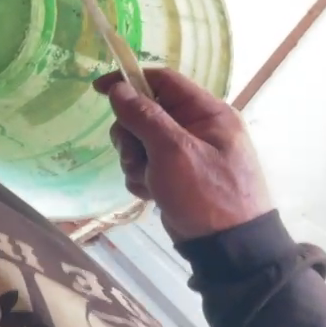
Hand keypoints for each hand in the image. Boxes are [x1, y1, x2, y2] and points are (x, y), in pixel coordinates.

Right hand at [94, 68, 273, 241]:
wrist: (227, 247)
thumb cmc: (206, 193)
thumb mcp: (173, 151)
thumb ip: (143, 116)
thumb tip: (117, 89)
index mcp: (207, 113)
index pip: (163, 80)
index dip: (129, 80)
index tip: (98, 90)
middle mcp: (197, 127)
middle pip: (144, 112)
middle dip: (130, 134)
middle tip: (134, 154)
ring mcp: (186, 151)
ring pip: (139, 139)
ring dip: (133, 159)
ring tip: (146, 179)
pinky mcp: (176, 172)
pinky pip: (144, 161)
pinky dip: (140, 175)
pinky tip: (150, 191)